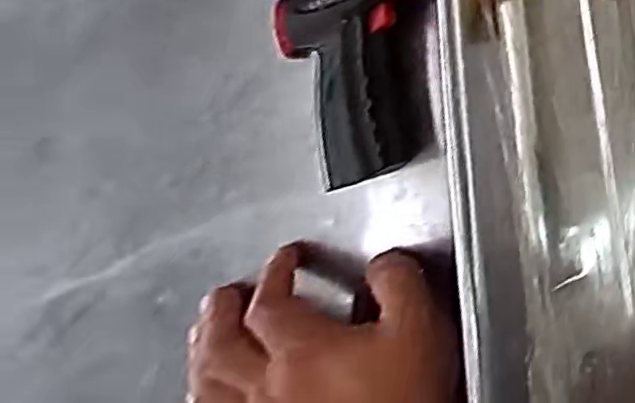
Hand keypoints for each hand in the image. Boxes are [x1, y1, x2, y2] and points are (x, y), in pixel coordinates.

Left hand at [187, 245, 455, 402]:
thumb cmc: (407, 388)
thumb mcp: (419, 322)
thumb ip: (399, 282)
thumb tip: (383, 262)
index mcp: (304, 351)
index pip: (271, 305)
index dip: (276, 274)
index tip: (286, 257)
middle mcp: (266, 388)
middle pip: (221, 348)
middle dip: (220, 315)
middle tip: (223, 294)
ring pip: (206, 387)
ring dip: (202, 354)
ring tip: (205, 337)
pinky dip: (205, 395)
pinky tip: (213, 392)